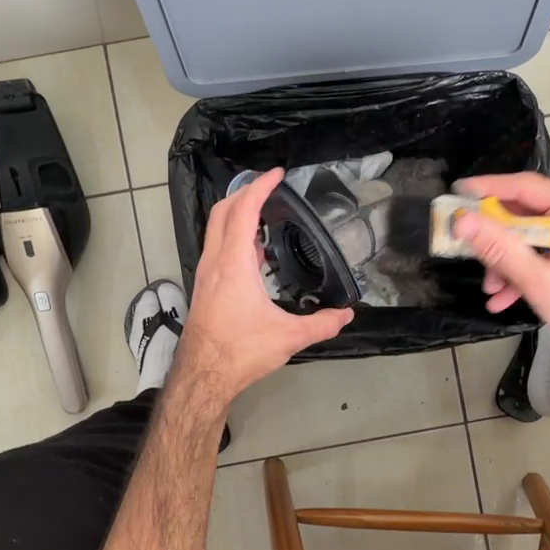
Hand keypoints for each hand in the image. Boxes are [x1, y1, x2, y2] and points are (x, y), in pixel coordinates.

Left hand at [179, 168, 352, 397]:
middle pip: (223, 210)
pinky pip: (217, 247)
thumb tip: (347, 315)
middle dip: (245, 193)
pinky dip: (234, 236)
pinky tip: (254, 253)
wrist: (202, 376)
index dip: (260, 187)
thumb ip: (322, 324)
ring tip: (264, 215)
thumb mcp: (288, 337)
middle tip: (269, 188)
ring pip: (216, 229)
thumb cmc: (241, 351)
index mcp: (233, 264)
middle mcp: (215, 262)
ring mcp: (206, 274)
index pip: (243, 211)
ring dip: (237, 214)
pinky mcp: (205, 287)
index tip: (277, 174)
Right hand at [454, 172, 549, 364]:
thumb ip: (500, 249)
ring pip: (537, 233)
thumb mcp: (542, 283)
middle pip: (531, 211)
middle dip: (498, 238)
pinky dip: (530, 265)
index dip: (489, 189)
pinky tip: (509, 294)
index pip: (529, 187)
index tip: (457, 192)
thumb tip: (463, 221)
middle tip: (470, 254)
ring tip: (493, 290)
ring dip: (511, 258)